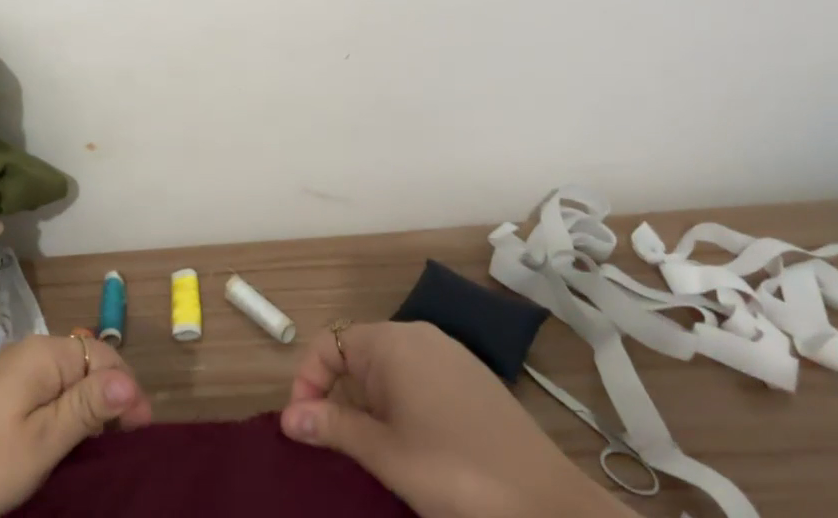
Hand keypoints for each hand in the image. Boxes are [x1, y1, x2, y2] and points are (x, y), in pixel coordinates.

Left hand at [0, 334, 153, 516]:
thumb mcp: (45, 439)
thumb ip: (88, 405)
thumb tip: (130, 379)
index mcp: (43, 353)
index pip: (104, 354)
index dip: (127, 389)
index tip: (139, 432)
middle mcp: (28, 351)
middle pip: (86, 363)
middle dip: (108, 397)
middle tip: (119, 442)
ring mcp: (10, 370)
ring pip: (66, 379)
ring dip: (86, 407)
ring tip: (93, 445)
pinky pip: (44, 390)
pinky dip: (61, 411)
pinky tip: (62, 439)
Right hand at [280, 322, 635, 517]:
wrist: (549, 504)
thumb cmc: (454, 472)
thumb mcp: (384, 454)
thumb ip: (332, 427)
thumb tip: (288, 417)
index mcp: (392, 342)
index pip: (328, 345)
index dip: (307, 383)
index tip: (303, 428)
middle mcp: (420, 336)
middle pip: (357, 353)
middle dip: (338, 395)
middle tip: (338, 445)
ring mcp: (451, 355)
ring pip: (389, 368)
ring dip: (370, 403)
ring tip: (374, 450)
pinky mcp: (474, 379)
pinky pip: (419, 378)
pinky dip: (402, 405)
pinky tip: (415, 445)